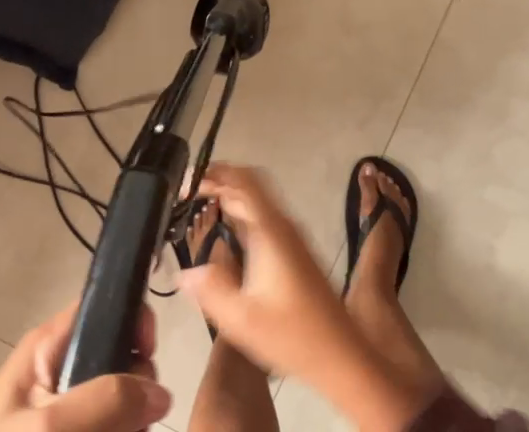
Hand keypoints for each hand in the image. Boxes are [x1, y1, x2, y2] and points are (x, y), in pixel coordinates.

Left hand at [0, 300, 171, 431]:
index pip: (103, 306)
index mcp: (48, 347)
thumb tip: (161, 391)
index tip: (147, 356)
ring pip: (122, 400)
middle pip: (121, 357)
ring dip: (132, 421)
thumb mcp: (47, 427)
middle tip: (133, 422)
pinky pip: (112, 427)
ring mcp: (67, 409)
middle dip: (137, 386)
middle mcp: (61, 370)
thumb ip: (105, 402)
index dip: (132, 321)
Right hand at [177, 164, 428, 431]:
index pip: (242, 181)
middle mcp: (283, 227)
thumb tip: (184, 272)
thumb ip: (210, 290)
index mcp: (270, 232)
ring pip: (259, 201)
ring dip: (232, 195)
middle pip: (251, 185)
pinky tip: (227, 231)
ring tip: (201, 206)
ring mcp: (292, 239)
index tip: (186, 180)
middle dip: (219, 181)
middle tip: (188, 192)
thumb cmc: (294, 336)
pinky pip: (264, 218)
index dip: (214, 172)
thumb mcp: (242, 318)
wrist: (343, 356)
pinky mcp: (296, 253)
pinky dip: (243, 212)